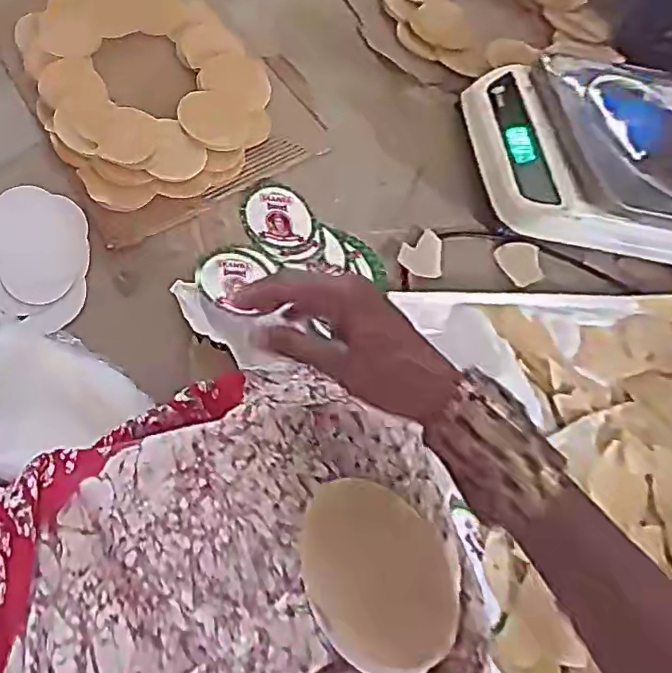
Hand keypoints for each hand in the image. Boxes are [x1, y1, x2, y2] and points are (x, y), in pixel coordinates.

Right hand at [230, 271, 461, 422]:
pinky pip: (326, 297)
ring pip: (312, 287)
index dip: (257, 294)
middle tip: (240, 305)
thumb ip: (295, 345)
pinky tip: (294, 321)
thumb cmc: (390, 381)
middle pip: (298, 279)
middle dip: (267, 291)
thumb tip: (257, 334)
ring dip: (285, 297)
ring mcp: (361, 293)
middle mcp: (351, 285)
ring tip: (260, 313)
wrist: (440, 393)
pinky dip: (305, 305)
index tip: (231, 302)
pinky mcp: (367, 306)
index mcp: (342, 294)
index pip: (288, 285)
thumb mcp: (337, 366)